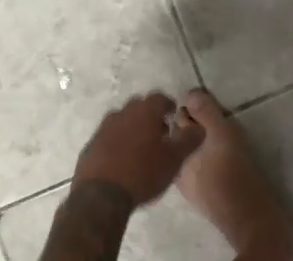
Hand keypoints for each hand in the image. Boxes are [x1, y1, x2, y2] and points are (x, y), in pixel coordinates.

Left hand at [74, 93, 204, 204]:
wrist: (101, 195)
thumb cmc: (143, 172)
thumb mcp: (174, 159)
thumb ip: (189, 140)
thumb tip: (200, 127)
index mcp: (145, 111)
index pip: (159, 97)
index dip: (168, 105)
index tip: (173, 116)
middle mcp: (123, 112)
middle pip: (139, 107)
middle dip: (150, 116)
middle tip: (159, 134)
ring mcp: (104, 127)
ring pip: (123, 120)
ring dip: (133, 129)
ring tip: (141, 149)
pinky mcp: (91, 144)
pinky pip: (108, 137)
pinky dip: (117, 143)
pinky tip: (122, 161)